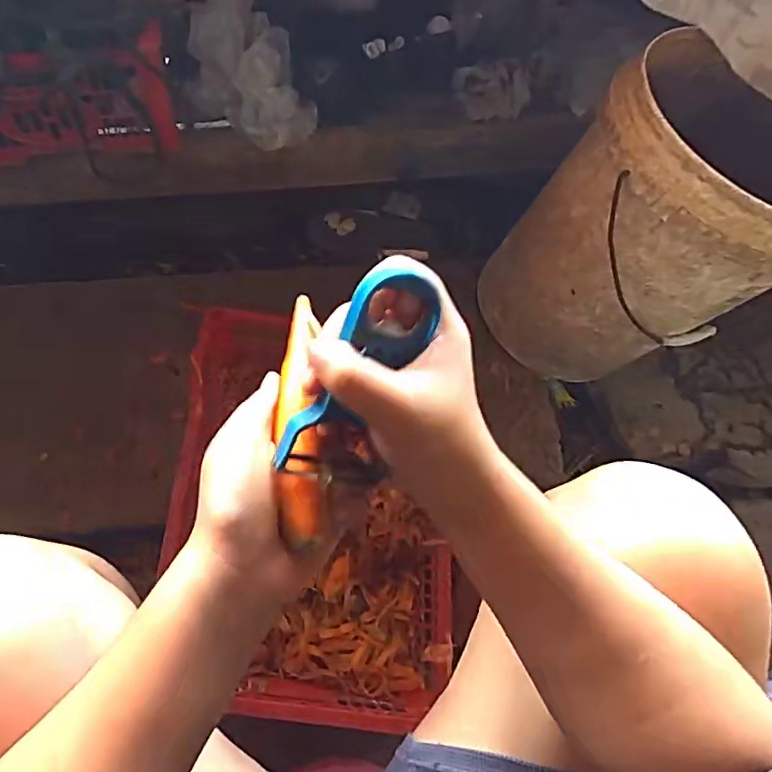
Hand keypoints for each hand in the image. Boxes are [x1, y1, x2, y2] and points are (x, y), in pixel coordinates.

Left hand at [186, 372, 334, 608]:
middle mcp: (295, 459)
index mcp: (269, 438)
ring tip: (352, 469)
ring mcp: (317, 489)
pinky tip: (345, 504)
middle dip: (346, 427)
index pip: (303, 404)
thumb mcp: (236, 444)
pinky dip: (355, 499)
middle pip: (335, 429)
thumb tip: (275, 376)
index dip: (322, 391)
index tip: (344, 377)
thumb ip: (257, 409)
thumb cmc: (232, 501)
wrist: (243, 572)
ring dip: (353, 465)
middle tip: (355, 426)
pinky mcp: (335, 518)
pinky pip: (358, 498)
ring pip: (352, 462)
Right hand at [306, 257, 495, 502]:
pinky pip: (349, 371)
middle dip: (338, 337)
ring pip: (353, 342)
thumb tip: (314, 351)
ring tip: (314, 393)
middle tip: (317, 370)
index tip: (350, 325)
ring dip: (328, 364)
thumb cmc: (441, 447)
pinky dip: (333, 385)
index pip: (406, 278)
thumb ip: (353, 375)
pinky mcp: (384, 387)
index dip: (376, 289)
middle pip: (368, 310)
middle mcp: (416, 337)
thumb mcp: (395, 407)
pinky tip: (324, 409)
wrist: (456, 493)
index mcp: (436, 327)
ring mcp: (399, 363)